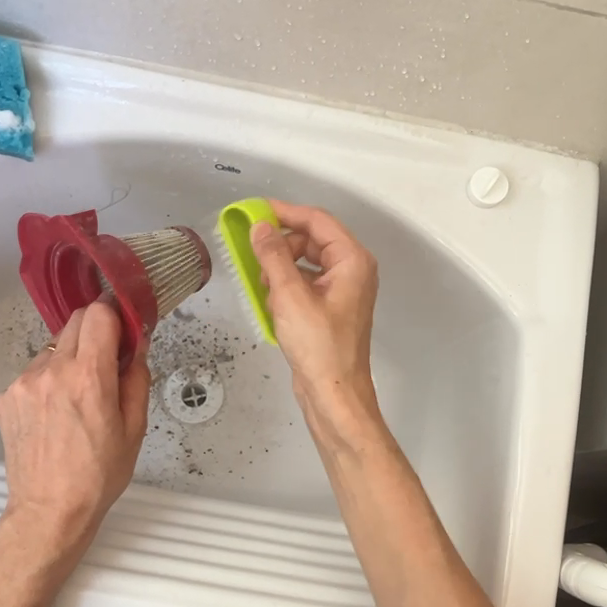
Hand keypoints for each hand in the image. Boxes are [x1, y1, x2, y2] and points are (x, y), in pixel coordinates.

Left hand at [0, 302, 150, 572]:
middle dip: (96, 332)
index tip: (125, 329)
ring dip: (71, 358)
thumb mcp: (135, 428)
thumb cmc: (98, 475)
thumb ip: (137, 377)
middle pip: (76, 321)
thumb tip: (136, 345)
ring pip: (54, 347)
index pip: (99, 313)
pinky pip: (35, 372)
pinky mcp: (6, 396)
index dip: (116, 315)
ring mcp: (23, 382)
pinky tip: (57, 413)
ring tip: (79, 398)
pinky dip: (50, 380)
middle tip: (109, 362)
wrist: (49, 510)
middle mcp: (52, 370)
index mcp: (89, 376)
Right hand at [247, 201, 384, 443]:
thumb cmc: (319, 346)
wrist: (334, 393)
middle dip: (281, 248)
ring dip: (281, 271)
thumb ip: (273, 256)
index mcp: (352, 261)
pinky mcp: (330, 309)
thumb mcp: (290, 296)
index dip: (284, 213)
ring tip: (265, 291)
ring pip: (305, 263)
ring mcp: (342, 291)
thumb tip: (260, 228)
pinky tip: (273, 307)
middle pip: (311, 240)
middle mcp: (352, 270)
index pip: (317, 220)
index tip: (254, 212)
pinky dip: (286, 289)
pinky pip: (305, 285)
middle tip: (256, 262)